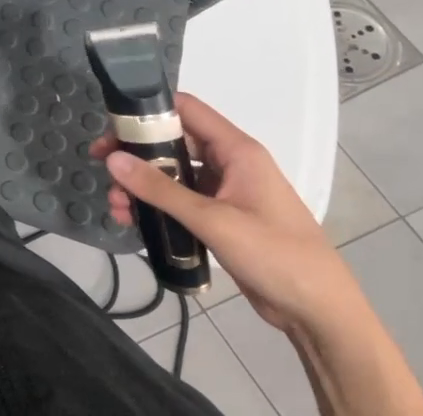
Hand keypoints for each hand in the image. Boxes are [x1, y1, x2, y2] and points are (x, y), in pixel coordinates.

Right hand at [92, 93, 361, 331]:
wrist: (320, 313)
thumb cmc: (277, 256)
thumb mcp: (213, 220)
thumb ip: (160, 188)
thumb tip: (111, 158)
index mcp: (238, 152)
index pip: (186, 109)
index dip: (147, 108)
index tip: (110, 121)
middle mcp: (230, 164)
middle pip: (171, 142)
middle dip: (134, 154)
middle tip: (102, 166)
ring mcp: (225, 191)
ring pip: (170, 173)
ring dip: (139, 185)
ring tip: (117, 206)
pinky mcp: (220, 217)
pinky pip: (177, 199)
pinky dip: (153, 205)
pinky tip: (133, 221)